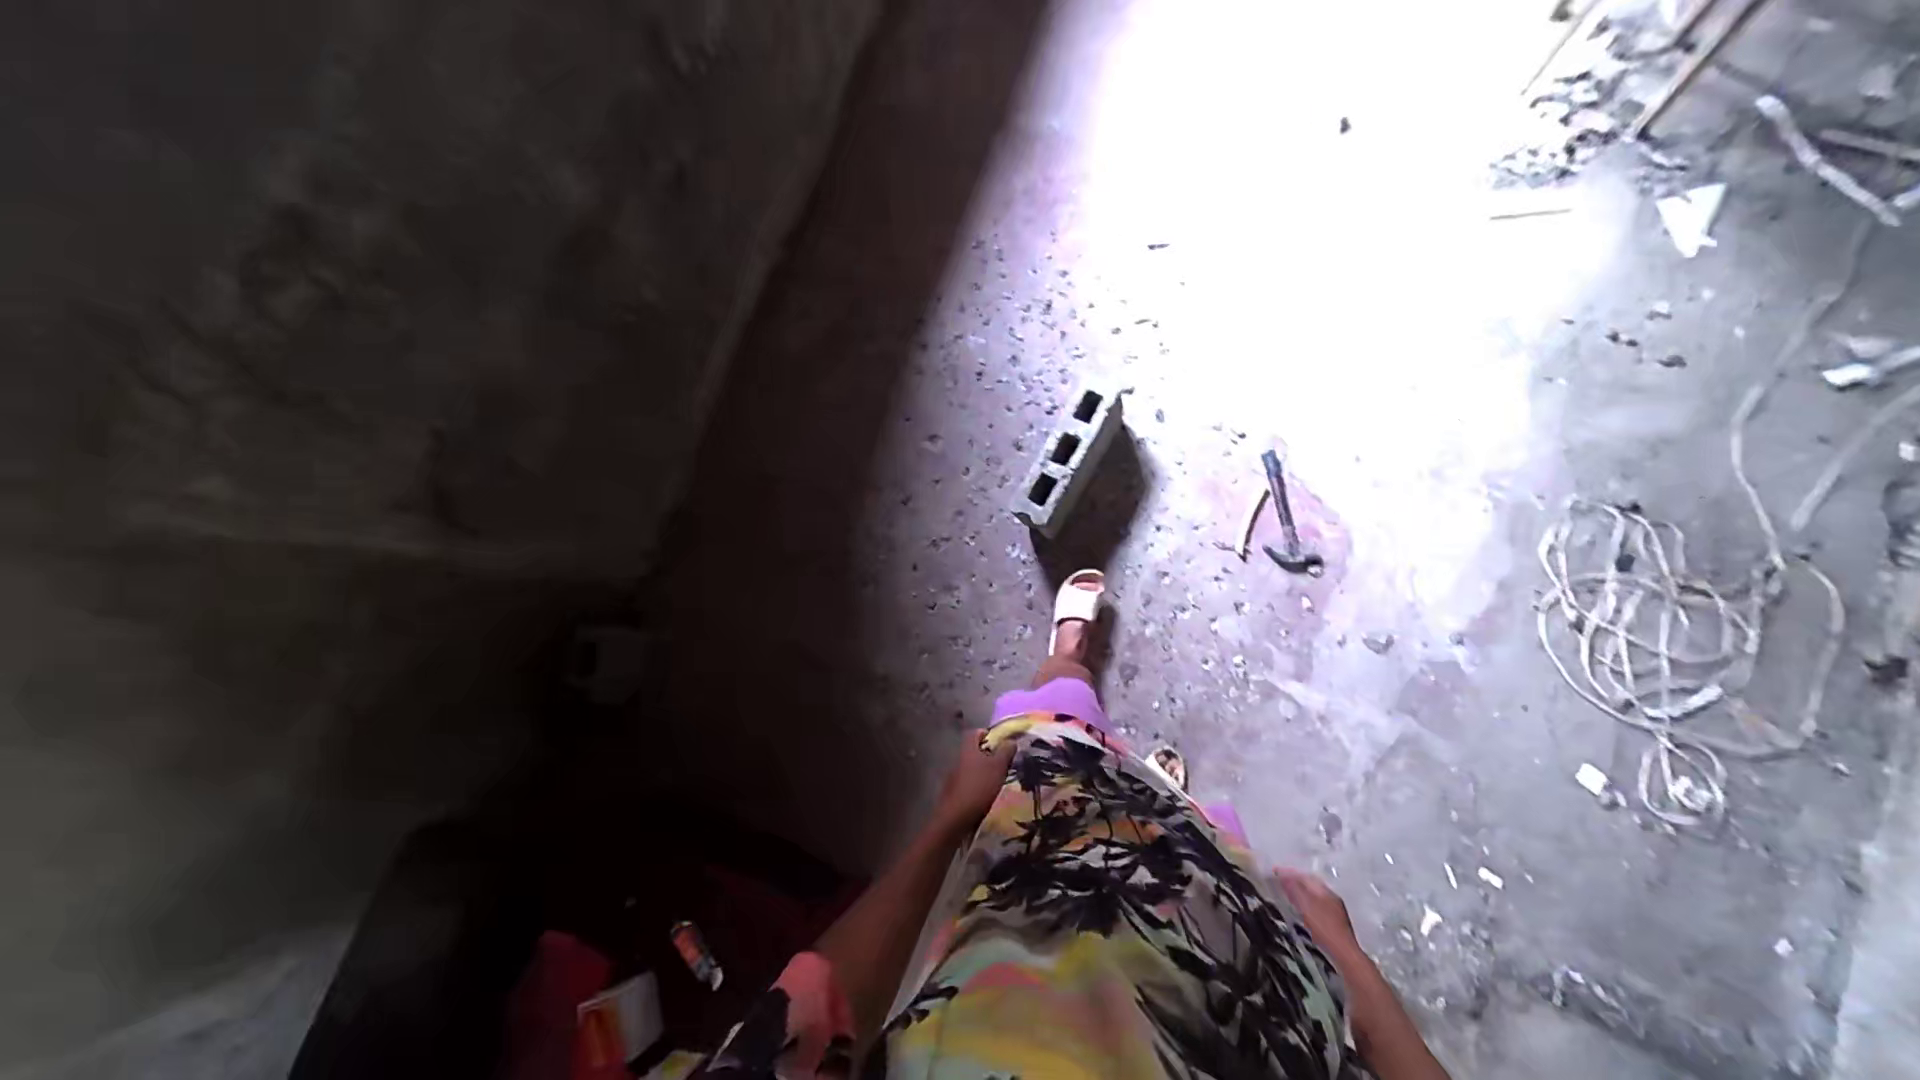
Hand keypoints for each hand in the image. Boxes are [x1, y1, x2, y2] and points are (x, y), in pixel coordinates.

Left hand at [931, 728, 1015, 838]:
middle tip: (1003, 763)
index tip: (1000, 742)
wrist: (955, 817)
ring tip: (998, 780)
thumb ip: (1005, 752)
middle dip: (988, 754)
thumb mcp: (998, 767)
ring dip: (983, 771)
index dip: (988, 734)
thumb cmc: (979, 786)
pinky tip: (986, 795)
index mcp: (968, 748)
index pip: (975, 732)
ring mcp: (953, 776)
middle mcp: (958, 758)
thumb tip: (1011, 740)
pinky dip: (977, 784)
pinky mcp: (953, 791)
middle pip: (973, 750)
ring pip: (970, 767)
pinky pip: (967, 782)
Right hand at [1274, 867, 1359, 958]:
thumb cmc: (1324, 927)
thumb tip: (1282, 874)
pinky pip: (1317, 905)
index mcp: (1324, 890)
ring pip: (1314, 895)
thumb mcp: (1305, 905)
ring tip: (1288, 894)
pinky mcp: (1336, 922)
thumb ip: (1293, 889)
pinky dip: (1307, 903)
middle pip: (1310, 884)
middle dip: (1295, 881)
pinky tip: (1302, 910)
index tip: (1275, 871)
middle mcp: (1332, 897)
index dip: (1288, 873)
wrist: (1344, 953)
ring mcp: (1336, 909)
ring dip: (1301, 892)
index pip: (1304, 876)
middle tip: (1280, 881)